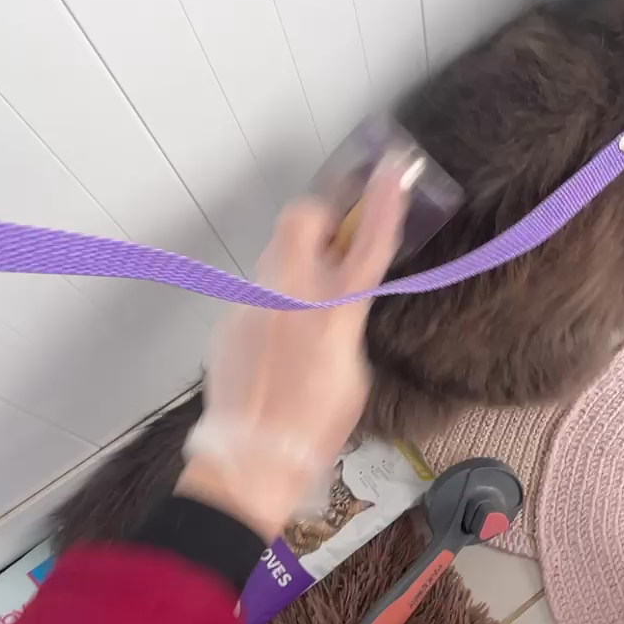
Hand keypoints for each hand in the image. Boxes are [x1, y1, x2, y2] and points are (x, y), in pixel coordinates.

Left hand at [176, 162, 409, 538]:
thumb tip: (340, 306)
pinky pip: (259, 293)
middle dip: (322, 215)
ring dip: (298, 262)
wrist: (254, 456)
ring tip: (305, 306)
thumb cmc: (318, 427)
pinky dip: (275, 302)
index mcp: (335, 316)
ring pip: (277, 255)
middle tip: (334, 237)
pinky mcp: (230, 319)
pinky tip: (277, 344)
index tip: (393, 168)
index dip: (385, 202)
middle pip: (302, 217)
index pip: (368, 245)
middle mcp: (291, 298)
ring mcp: (254, 304)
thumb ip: (348, 327)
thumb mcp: (355, 377)